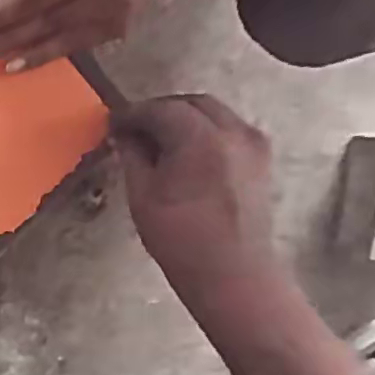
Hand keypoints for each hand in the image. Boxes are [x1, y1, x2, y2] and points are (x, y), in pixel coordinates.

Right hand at [116, 95, 275, 289]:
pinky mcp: (261, 158)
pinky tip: (184, 153)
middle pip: (192, 103)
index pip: (161, 109)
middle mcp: (234, 131)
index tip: (112, 123)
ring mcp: (253, 143)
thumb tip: (124, 137)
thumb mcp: (142, 196)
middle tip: (132, 128)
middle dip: (160, 110)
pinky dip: (203, 131)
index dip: (133, 114)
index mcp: (200, 138)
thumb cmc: (179, 238)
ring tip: (156, 141)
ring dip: (183, 119)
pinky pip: (228, 129)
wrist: (231, 272)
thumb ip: (133, 158)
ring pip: (213, 113)